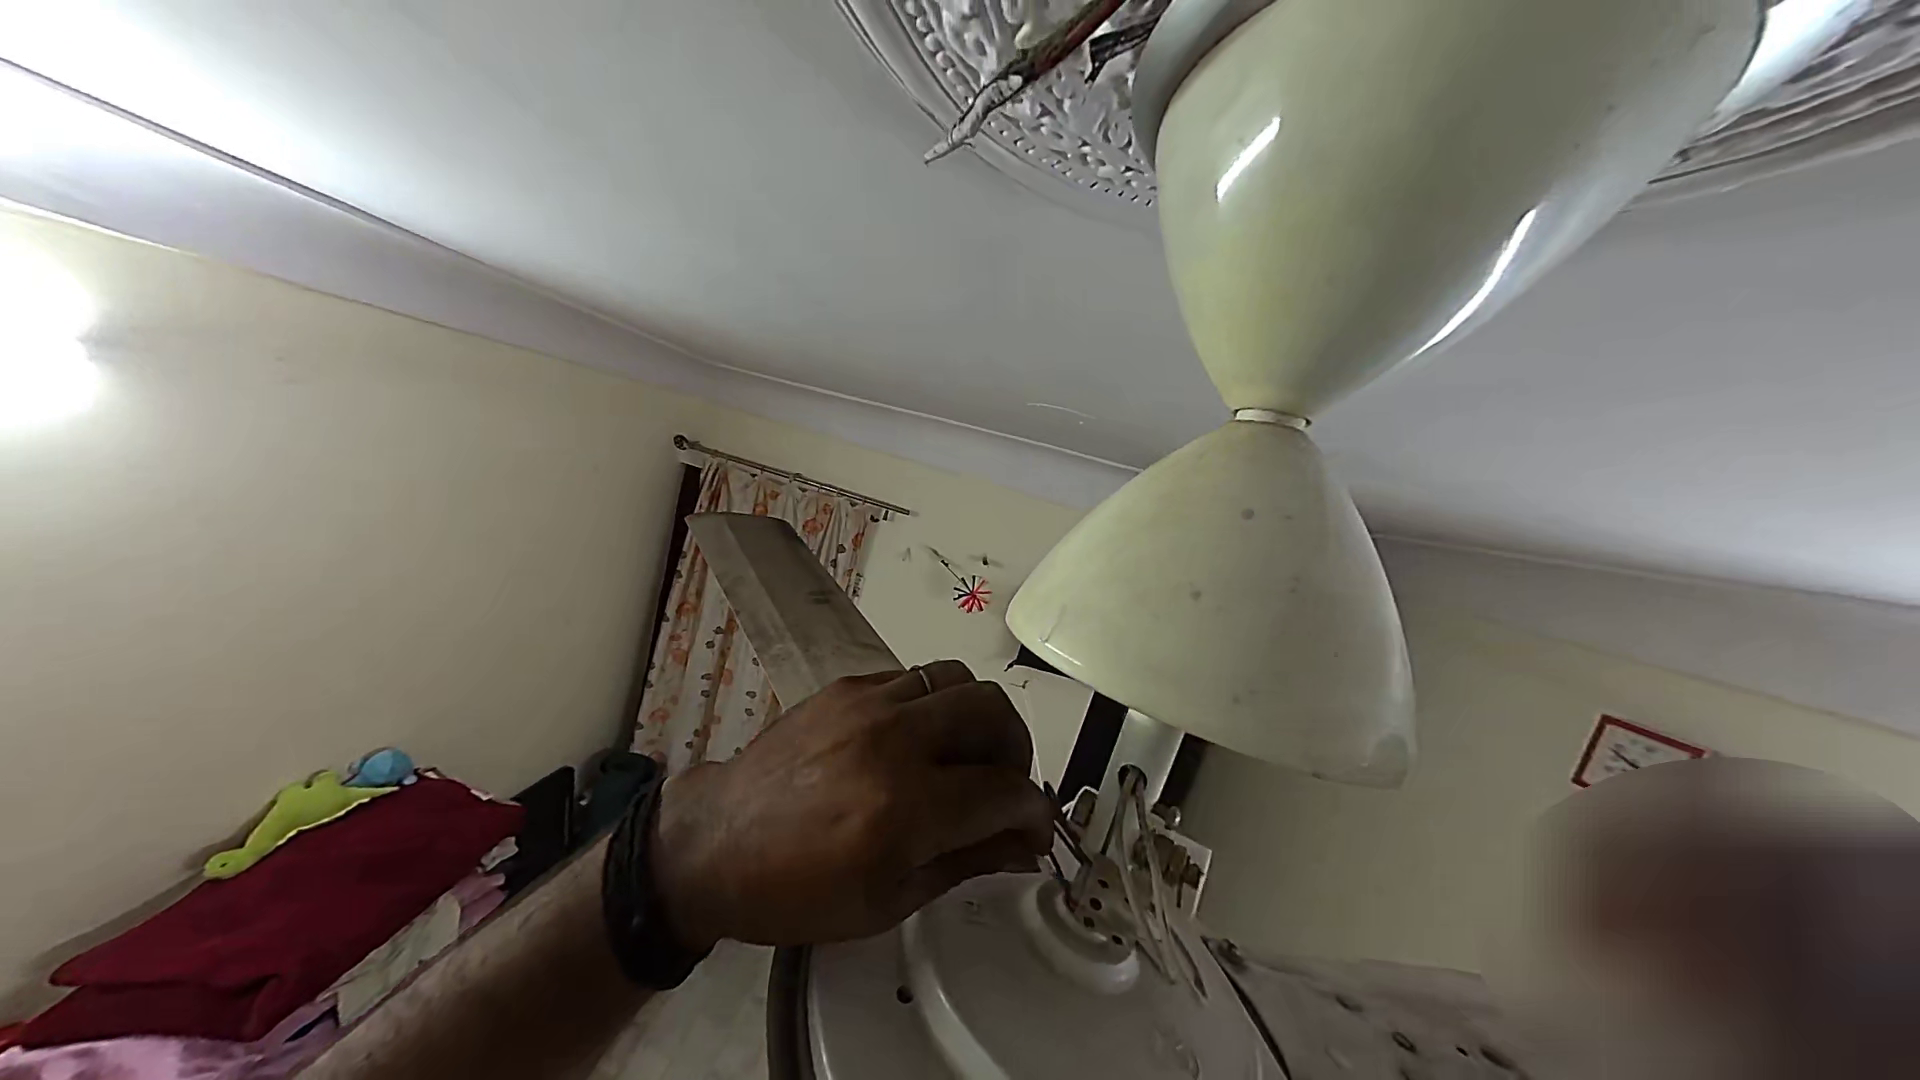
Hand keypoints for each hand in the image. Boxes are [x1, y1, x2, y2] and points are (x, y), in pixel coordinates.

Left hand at [648, 660, 1054, 950]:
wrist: (715, 843)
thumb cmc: (797, 890)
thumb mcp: (889, 899)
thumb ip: (968, 860)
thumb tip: (1026, 843)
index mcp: (903, 807)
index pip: (1003, 791)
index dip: (1034, 813)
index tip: (1035, 829)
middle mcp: (892, 739)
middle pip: (993, 711)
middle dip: (1017, 751)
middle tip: (1004, 786)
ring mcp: (868, 702)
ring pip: (959, 679)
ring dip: (980, 717)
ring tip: (966, 754)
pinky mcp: (846, 685)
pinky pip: (916, 677)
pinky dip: (936, 704)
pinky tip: (919, 738)